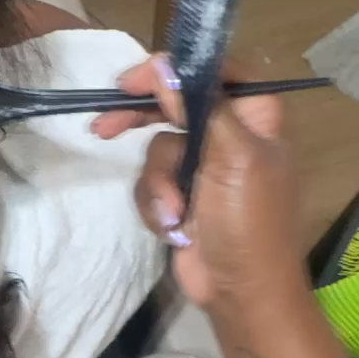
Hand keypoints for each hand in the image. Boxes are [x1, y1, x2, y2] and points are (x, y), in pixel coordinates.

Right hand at [107, 55, 304, 309]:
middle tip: (103, 128)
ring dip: (158, 186)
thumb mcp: (231, 157)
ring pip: (157, 152)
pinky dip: (157, 207)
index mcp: (255, 114)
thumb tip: (164, 66)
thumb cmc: (250, 222)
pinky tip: (173, 229)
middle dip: (141, 125)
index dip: (171, 72)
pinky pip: (152, 186)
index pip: (209, 72)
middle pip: (173, 108)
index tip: (130, 82)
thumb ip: (199, 107)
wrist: (242, 292)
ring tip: (175, 215)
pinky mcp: (182, 199)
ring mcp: (203, 169)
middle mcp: (228, 134)